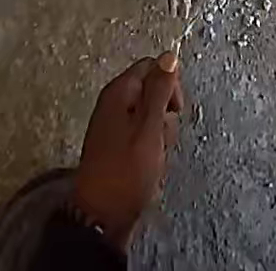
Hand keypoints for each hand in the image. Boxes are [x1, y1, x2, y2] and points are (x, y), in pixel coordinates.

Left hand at [72, 53, 184, 249]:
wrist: (102, 219)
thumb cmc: (127, 170)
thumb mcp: (150, 126)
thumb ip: (161, 89)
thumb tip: (170, 55)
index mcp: (119, 91)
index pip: (152, 66)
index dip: (169, 84)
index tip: (173, 110)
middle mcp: (115, 102)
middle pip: (152, 91)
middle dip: (165, 113)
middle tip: (161, 137)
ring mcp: (115, 125)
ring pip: (151, 117)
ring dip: (160, 135)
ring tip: (154, 156)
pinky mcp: (118, 147)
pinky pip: (143, 137)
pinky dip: (151, 149)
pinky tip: (149, 166)